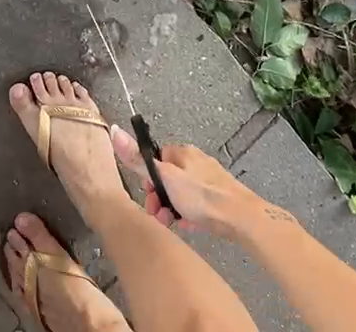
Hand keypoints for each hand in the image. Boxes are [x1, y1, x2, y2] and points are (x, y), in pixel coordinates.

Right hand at [111, 127, 279, 238]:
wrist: (241, 218)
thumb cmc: (201, 196)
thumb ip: (138, 160)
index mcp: (183, 152)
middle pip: (168, 178)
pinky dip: (190, 213)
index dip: (148, 180)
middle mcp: (196, 160)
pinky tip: (191, 226)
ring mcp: (210, 178)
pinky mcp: (220, 195)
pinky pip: (197, 203)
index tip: (148, 197)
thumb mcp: (165, 179)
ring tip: (175, 225)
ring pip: (182, 192)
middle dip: (160, 197)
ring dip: (173, 208)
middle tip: (160, 216)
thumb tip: (114, 130)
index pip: (156, 160)